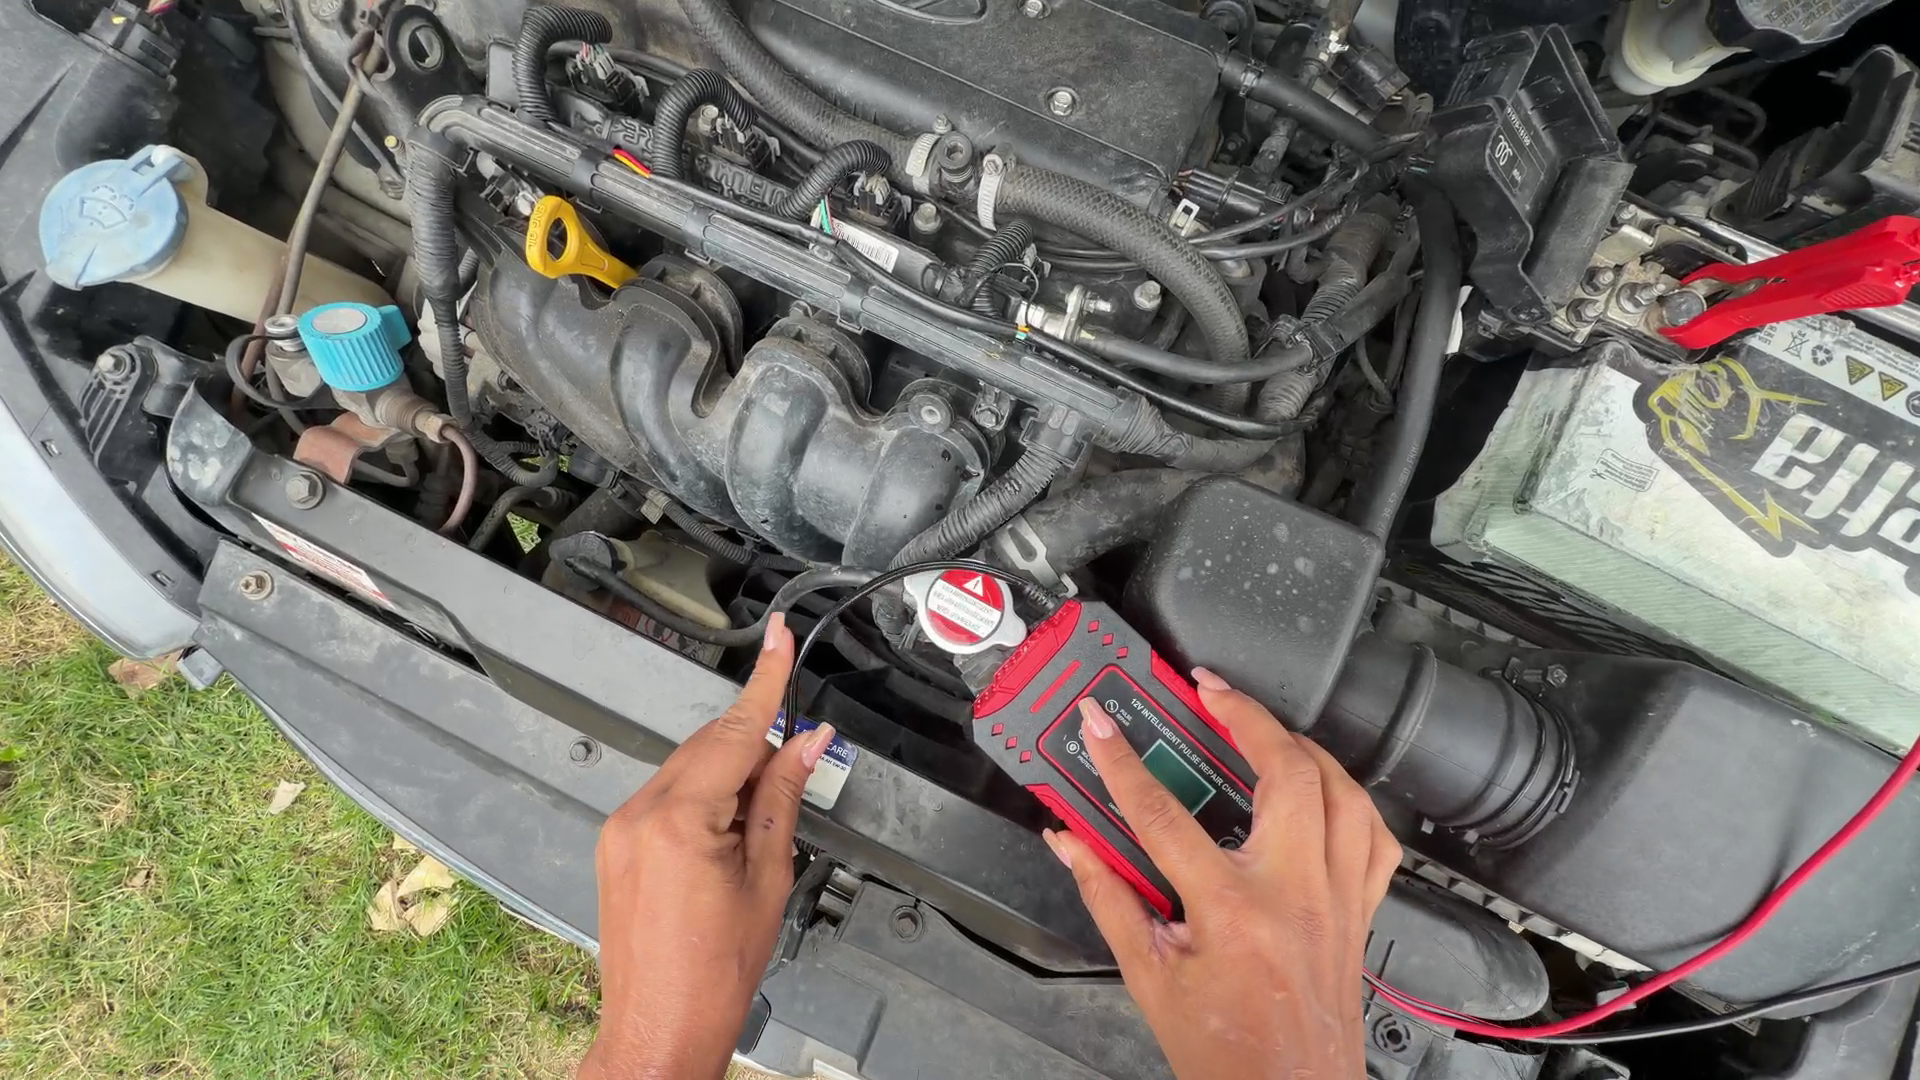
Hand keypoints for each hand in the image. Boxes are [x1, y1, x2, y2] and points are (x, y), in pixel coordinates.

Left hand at [579, 613, 836, 1079]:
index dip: (765, 678)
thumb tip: (809, 742)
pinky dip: (708, 791)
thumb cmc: (716, 969)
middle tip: (796, 765)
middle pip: (714, 743)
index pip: (737, 730)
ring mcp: (622, 826)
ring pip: (693, 765)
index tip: (777, 636)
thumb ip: (783, 795)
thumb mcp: (769, 874)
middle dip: (758, 744)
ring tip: (757, 825)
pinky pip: (671, 789)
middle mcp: (640, 813)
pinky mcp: (618, 839)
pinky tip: (728, 828)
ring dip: (734, 772)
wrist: (659, 1032)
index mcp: (681, 820)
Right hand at [1044, 669, 1399, 1079]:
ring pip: (1342, 791)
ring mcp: (1337, 899)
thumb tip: (1069, 842)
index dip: (1121, 760)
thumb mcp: (1147, 974)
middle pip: (1285, 773)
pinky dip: (1347, 794)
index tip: (1098, 721)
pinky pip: (1373, 834)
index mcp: (1230, 912)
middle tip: (1207, 688)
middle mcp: (1294, 894)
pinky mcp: (1360, 910)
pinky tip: (1319, 781)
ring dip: (1299, 742)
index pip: (1161, 814)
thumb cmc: (1223, 1051)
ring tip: (1259, 720)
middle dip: (1244, 714)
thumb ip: (1106, 894)